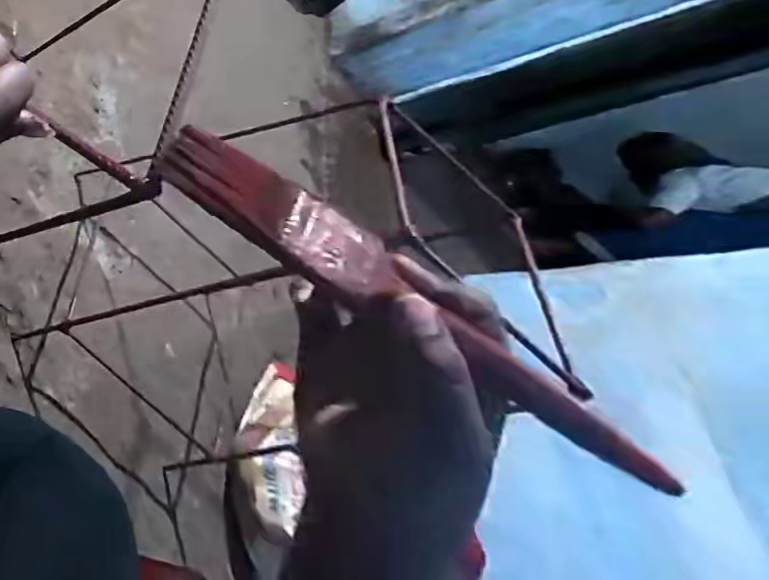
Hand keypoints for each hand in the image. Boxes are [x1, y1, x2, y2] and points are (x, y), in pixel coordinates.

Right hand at [288, 256, 505, 578]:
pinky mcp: (322, 349)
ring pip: (355, 295)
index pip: (468, 313)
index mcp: (469, 369)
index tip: (400, 272)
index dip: (441, 288)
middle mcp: (419, 347)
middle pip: (406, 293)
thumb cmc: (423, 481)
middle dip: (381, 272)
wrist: (359, 511)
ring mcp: (368, 346)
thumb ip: (438, 370)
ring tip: (317, 261)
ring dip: (338, 275)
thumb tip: (410, 300)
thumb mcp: (447, 435)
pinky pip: (314, 311)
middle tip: (350, 257)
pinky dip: (305, 296)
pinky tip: (298, 292)